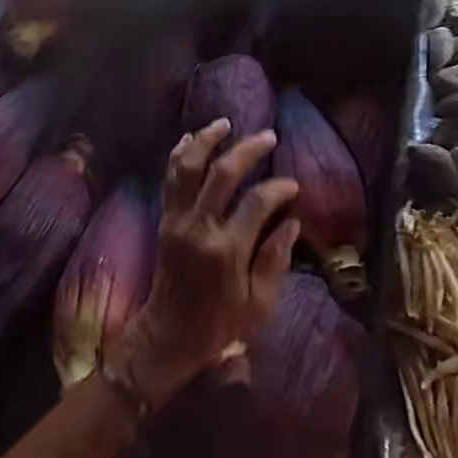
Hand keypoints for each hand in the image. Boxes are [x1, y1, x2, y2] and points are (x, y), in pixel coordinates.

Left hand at [108, 119, 299, 409]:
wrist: (169, 334)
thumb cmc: (220, 325)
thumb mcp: (259, 304)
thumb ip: (275, 260)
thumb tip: (291, 222)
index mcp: (227, 250)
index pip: (257, 202)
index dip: (278, 189)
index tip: (292, 186)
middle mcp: (199, 227)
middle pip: (221, 173)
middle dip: (247, 150)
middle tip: (268, 136)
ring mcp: (177, 220)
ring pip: (188, 167)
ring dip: (206, 140)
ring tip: (224, 122)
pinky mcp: (164, 220)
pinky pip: (170, 179)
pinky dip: (180, 155)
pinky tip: (191, 138)